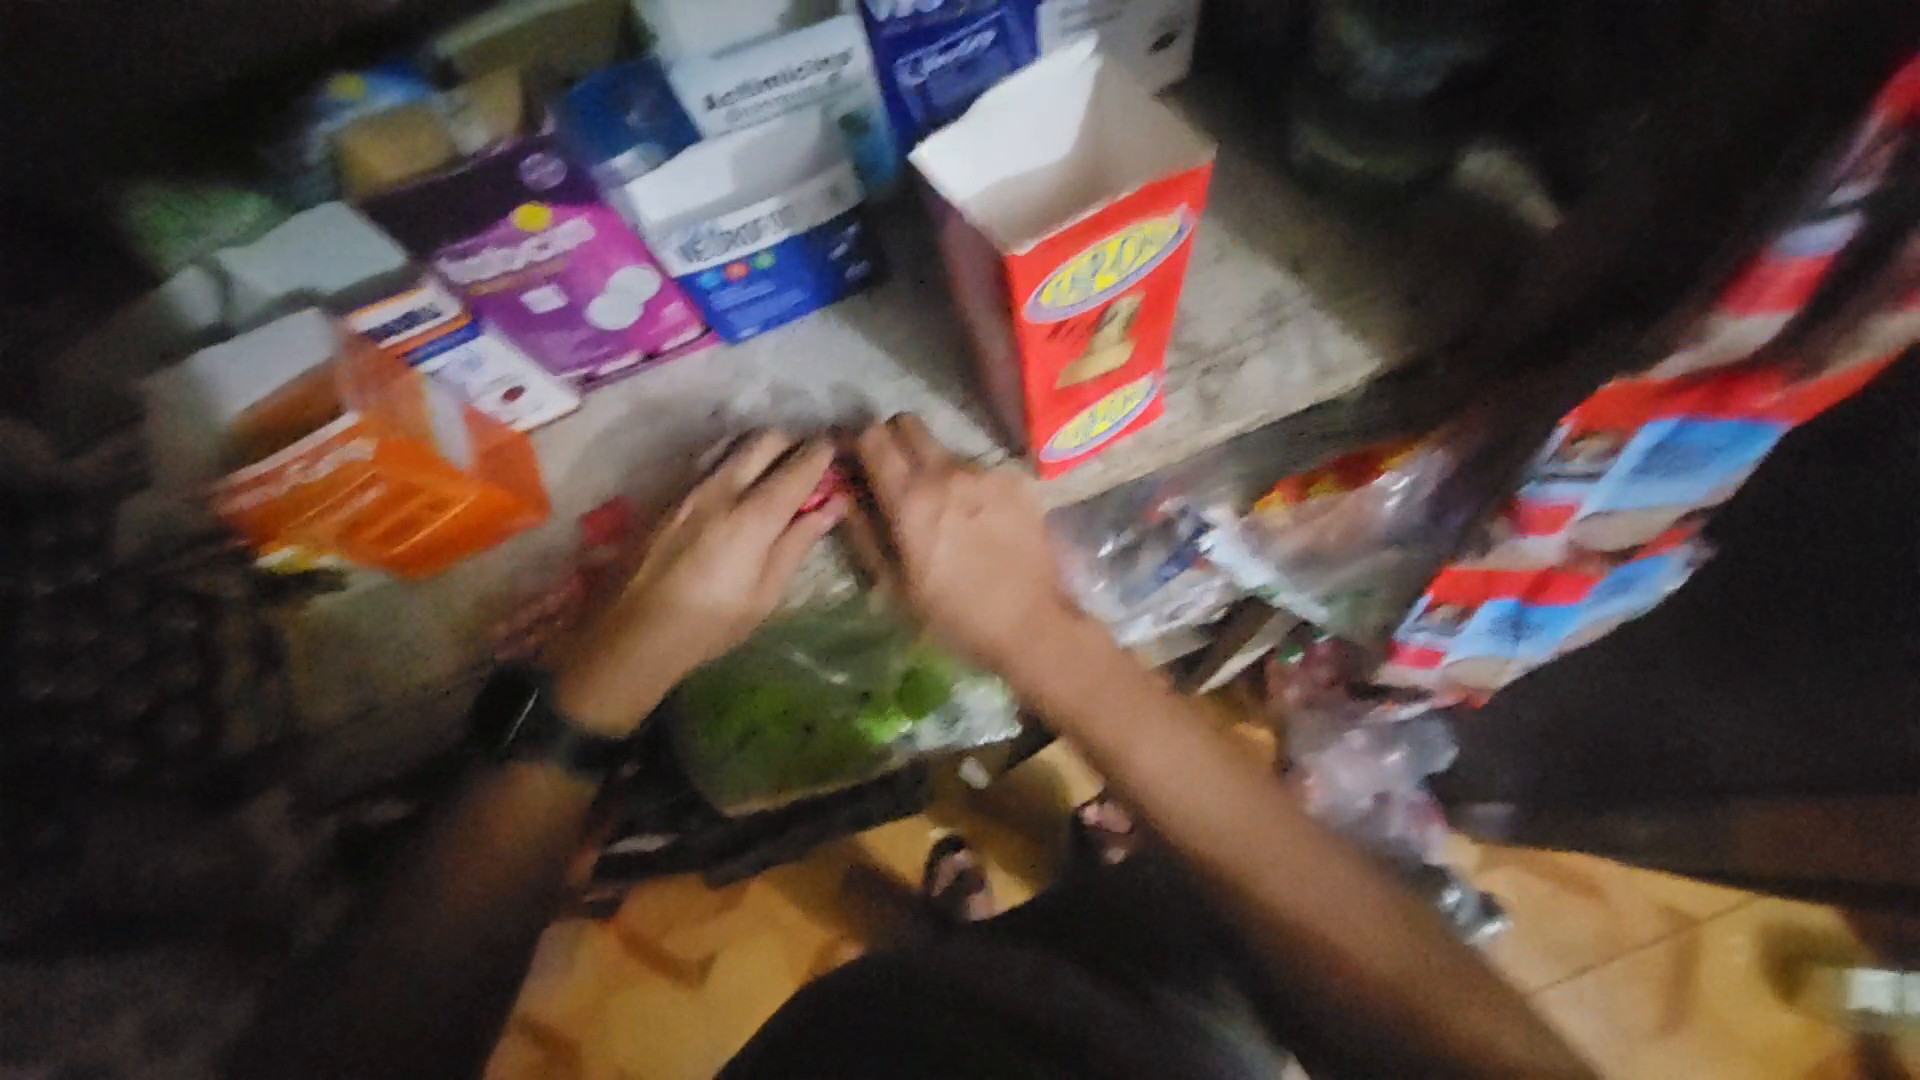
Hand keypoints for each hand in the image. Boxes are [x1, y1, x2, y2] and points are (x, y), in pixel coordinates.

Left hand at [554, 433, 845, 734]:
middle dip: (792, 443)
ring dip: (761, 449)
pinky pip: (709, 461)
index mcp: (753, 516)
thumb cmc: (711, 622)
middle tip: (805, 465)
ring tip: (772, 473)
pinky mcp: (667, 495)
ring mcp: (689, 487)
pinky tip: (735, 489)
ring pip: (733, 444)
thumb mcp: (766, 591)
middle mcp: (721, 488)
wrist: (634, 632)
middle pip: (765, 439)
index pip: (799, 467)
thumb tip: (832, 506)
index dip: (822, 454)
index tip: (836, 452)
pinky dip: (733, 462)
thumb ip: (799, 541)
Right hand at [850, 416, 1076, 675]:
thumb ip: (863, 533)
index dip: (858, 441)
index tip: (855, 457)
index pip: (873, 436)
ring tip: (948, 510)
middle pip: (909, 424)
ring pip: (948, 451)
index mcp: (910, 498)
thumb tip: (844, 493)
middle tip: (896, 473)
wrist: (1031, 625)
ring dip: (937, 469)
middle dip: (894, 439)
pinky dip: (974, 487)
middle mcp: (948, 472)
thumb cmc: (954, 616)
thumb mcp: (894, 587)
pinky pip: (984, 471)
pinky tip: (984, 521)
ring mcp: (988, 473)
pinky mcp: (1019, 482)